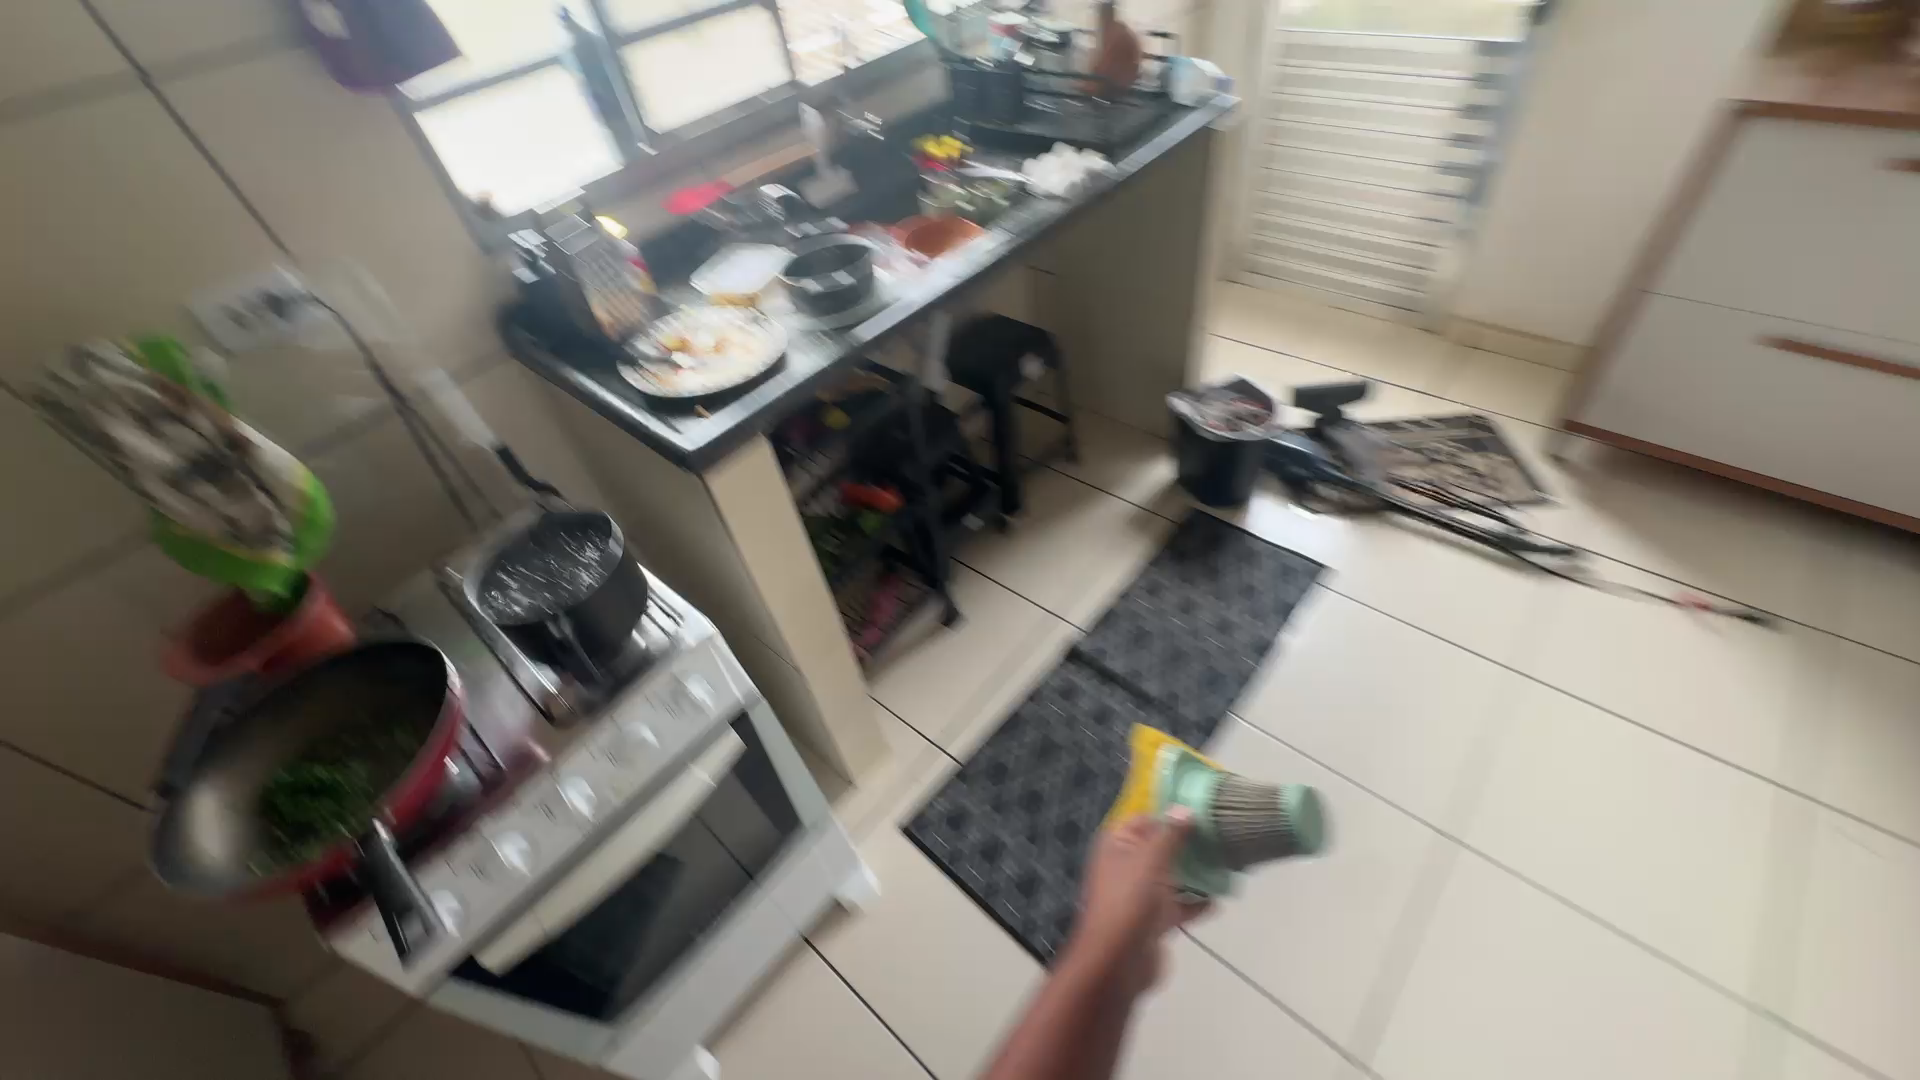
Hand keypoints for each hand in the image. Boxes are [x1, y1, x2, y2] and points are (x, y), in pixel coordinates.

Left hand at [1061, 808, 1209, 999]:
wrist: (1119, 961)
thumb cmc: (1130, 900)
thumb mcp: (1151, 860)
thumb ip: (1170, 834)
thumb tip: (1184, 808)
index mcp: (1117, 844)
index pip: (1144, 819)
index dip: (1170, 814)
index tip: (1202, 810)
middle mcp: (1126, 865)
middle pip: (1160, 848)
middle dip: (1187, 845)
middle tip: (1221, 838)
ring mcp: (1139, 894)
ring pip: (1170, 877)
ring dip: (1194, 874)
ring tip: (1225, 866)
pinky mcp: (1153, 920)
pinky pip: (1177, 905)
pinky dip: (1195, 903)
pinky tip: (1219, 900)